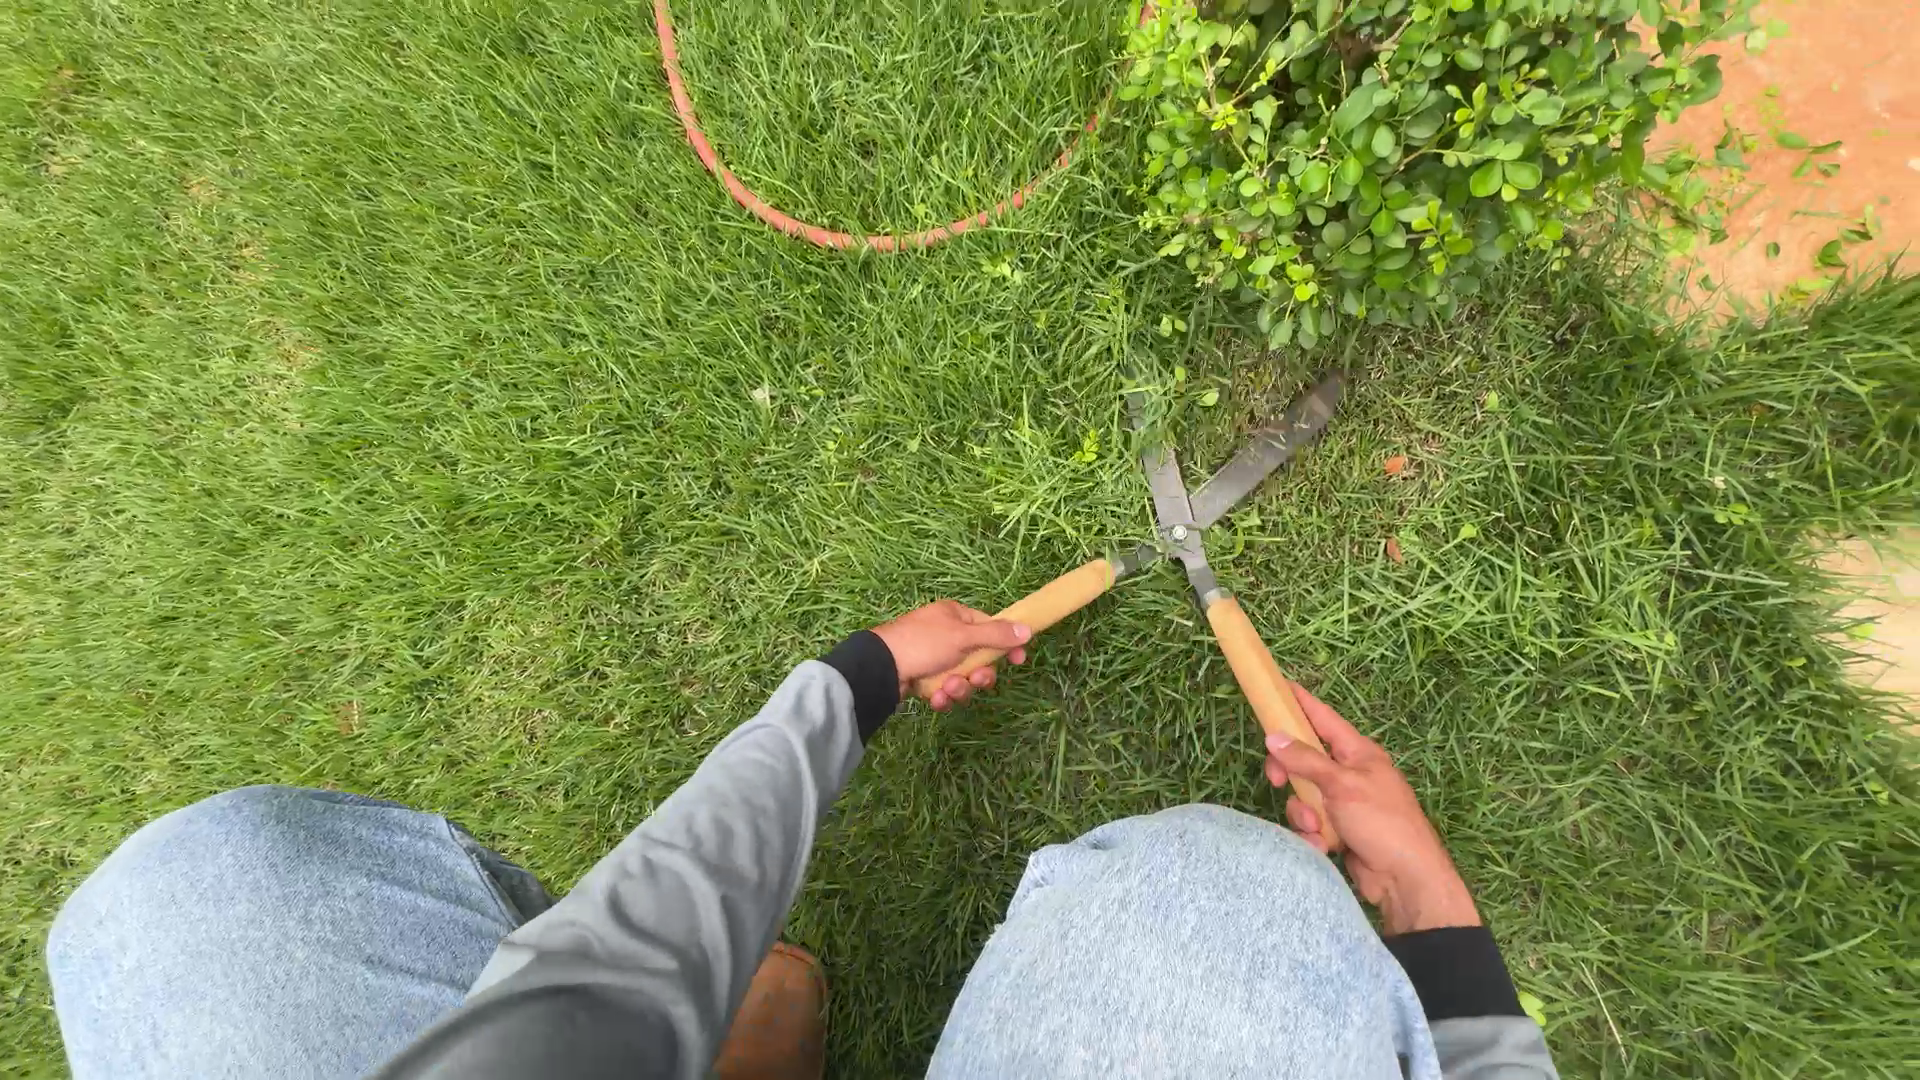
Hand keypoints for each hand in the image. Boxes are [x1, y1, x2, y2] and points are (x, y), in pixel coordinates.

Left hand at [871, 599, 1030, 711]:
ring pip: (963, 677)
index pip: (990, 628)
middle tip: (976, 680)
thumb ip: (996, 635)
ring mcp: (934, 658)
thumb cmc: (923, 643)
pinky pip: (945, 689)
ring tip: (946, 689)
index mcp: (955, 616)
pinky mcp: (924, 679)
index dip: (1005, 645)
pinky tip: (935, 698)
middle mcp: (946, 635)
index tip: (1018, 661)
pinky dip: (942, 696)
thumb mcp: (963, 636)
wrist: (880, 668)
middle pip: (978, 658)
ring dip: (959, 688)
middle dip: (978, 674)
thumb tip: (1027, 629)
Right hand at [1263, 681, 1480, 935]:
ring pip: (1303, 793)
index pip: (1322, 717)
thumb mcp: (1342, 785)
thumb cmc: (1383, 823)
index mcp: (1358, 753)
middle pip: (1303, 758)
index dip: (1299, 701)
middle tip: (1277, 781)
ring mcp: (1344, 802)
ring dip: (1303, 811)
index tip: (1276, 685)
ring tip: (1317, 827)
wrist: (1407, 882)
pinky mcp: (1339, 828)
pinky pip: (1311, 820)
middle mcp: (1349, 773)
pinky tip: (1324, 844)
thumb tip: (1273, 736)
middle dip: (1288, 772)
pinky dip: (1312, 833)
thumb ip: (1305, 760)